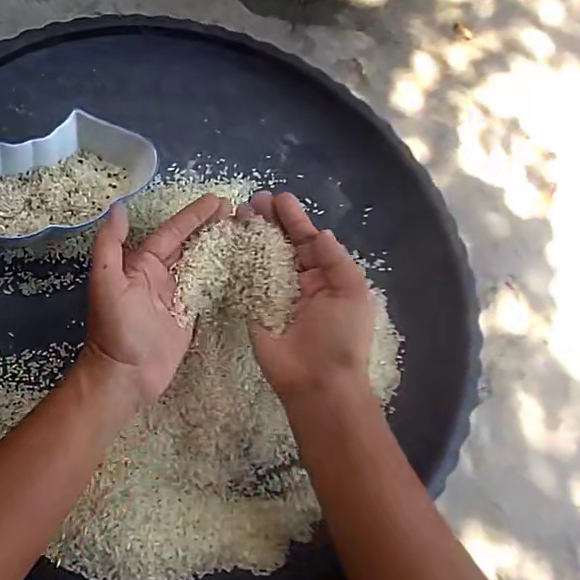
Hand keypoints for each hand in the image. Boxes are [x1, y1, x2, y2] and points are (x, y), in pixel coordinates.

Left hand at [78, 194, 227, 409]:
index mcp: (140, 265)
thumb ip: (110, 244)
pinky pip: (207, 288)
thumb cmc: (115, 328)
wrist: (126, 374)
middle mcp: (159, 276)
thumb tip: (118, 209)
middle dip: (209, 226)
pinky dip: (221, 274)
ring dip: (218, 246)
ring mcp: (176, 296)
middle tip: (236, 209)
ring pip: (200, 263)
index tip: (216, 200)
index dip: (193, 216)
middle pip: (188, 243)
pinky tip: (237, 263)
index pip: (171, 232)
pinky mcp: (189, 316)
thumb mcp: (106, 281)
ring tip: (242, 230)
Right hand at [243, 192, 374, 400]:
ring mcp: (273, 296)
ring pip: (261, 259)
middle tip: (253, 201)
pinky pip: (244, 283)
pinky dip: (236, 263)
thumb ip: (335, 260)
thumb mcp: (351, 291)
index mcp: (326, 277)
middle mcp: (298, 283)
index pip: (307, 241)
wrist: (317, 381)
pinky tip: (228, 245)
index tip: (280, 199)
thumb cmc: (340, 337)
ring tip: (239, 214)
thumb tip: (319, 233)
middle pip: (281, 245)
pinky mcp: (253, 310)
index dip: (294, 220)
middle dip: (269, 222)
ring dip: (251, 237)